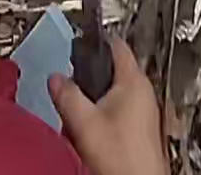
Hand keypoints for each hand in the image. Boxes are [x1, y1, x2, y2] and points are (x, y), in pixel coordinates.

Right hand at [49, 37, 166, 174]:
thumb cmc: (121, 158)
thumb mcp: (85, 123)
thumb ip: (67, 95)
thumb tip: (55, 78)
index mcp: (133, 79)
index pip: (115, 43)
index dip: (96, 42)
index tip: (79, 47)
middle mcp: (143, 90)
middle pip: (112, 69)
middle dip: (89, 79)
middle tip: (74, 90)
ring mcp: (144, 110)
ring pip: (114, 92)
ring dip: (94, 101)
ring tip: (80, 117)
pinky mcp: (142, 129)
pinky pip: (119, 111)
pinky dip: (103, 115)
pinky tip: (92, 133)